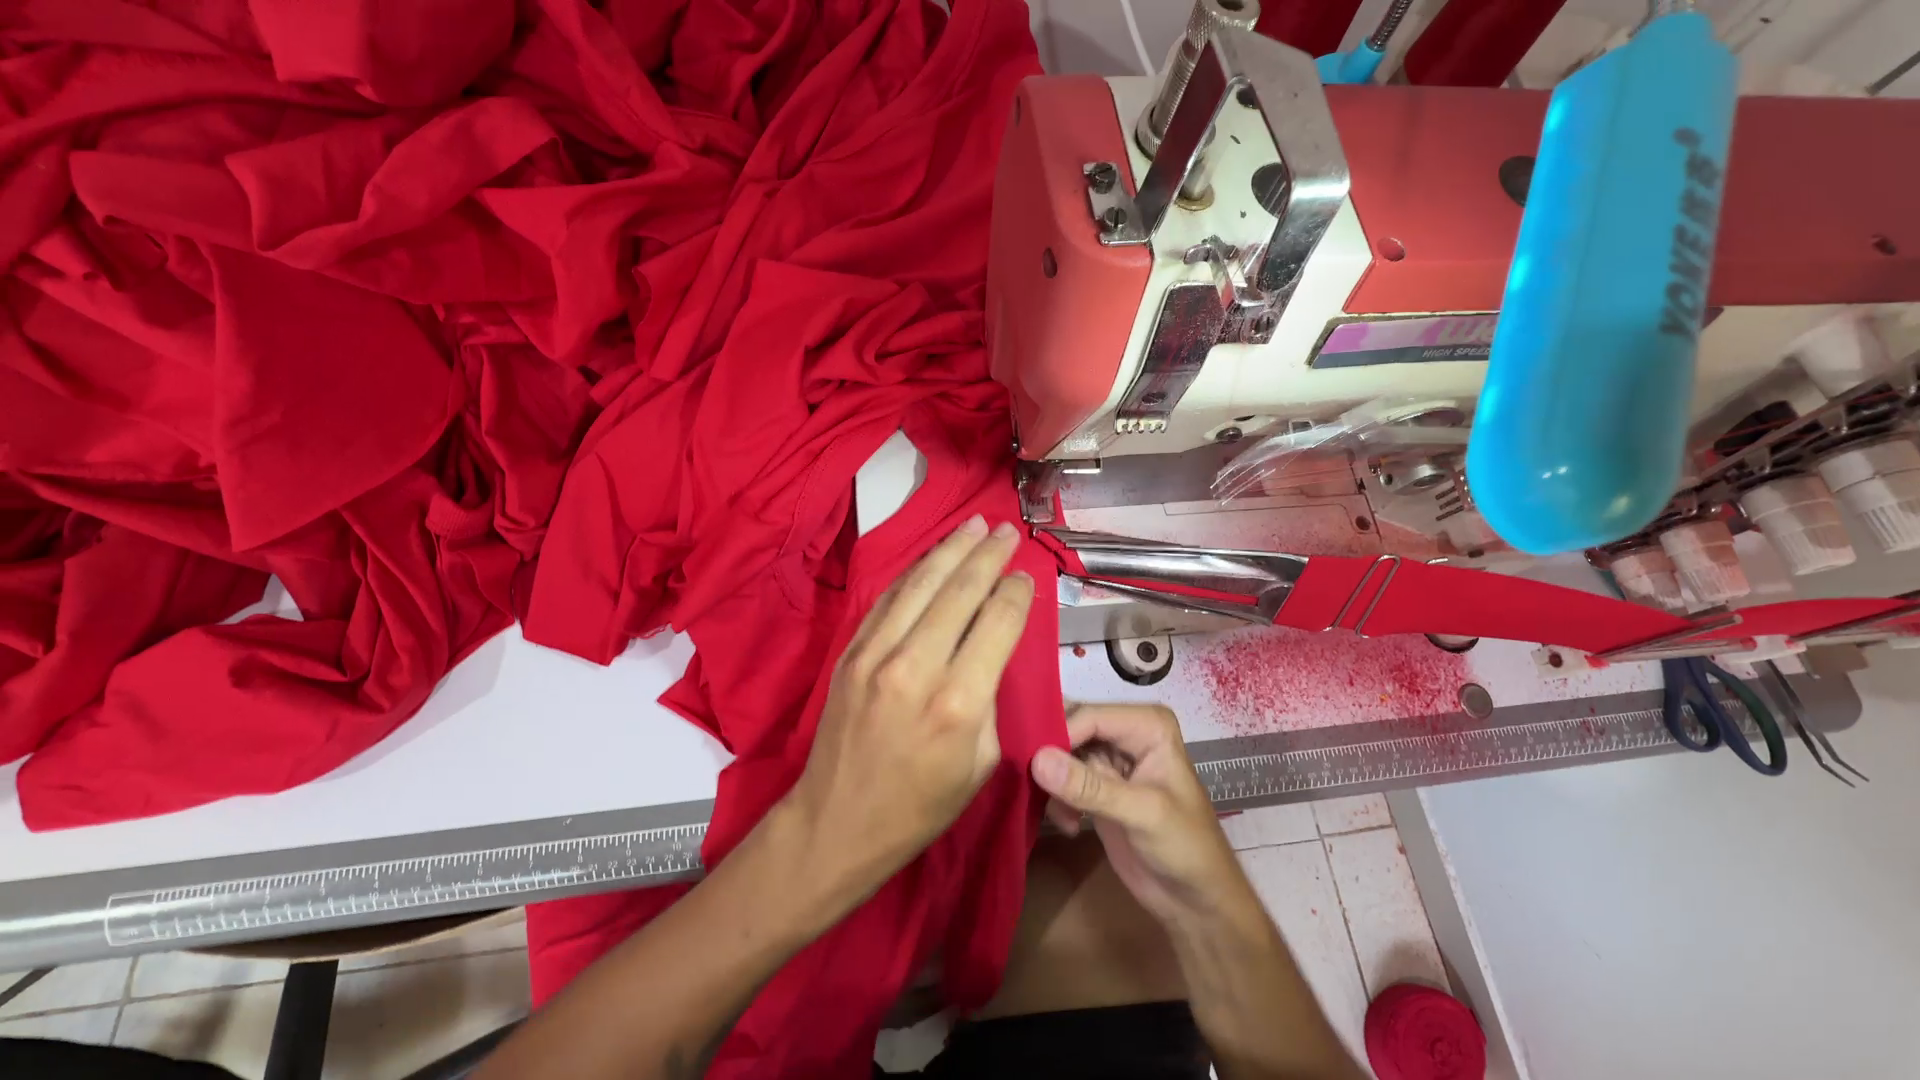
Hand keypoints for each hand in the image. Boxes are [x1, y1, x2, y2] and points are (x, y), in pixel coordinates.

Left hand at [788, 514, 1035, 890]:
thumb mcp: (981, 764)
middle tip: (1007, 530)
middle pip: (960, 592)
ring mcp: (875, 655)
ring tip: (974, 525)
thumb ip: (990, 701)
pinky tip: (931, 559)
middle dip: (988, 555)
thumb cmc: (920, 806)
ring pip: (919, 584)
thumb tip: (990, 652)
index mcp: (959, 702)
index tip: (1027, 574)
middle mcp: (916, 667)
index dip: (1017, 591)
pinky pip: (887, 600)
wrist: (838, 821)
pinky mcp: (850, 654)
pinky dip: (912, 574)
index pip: (997, 623)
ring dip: (950, 550)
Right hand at [1030, 705, 1245, 926]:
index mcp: (1148, 725)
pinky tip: (1069, 826)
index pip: (1089, 716)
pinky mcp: (1097, 788)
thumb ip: (1089, 787)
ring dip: (1052, 785)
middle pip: (1071, 728)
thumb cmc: (1185, 848)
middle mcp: (1127, 734)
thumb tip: (1037, 760)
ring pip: (1061, 754)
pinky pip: (1062, 780)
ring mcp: (1110, 761)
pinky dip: (1058, 800)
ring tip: (1060, 816)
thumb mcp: (1141, 814)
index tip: (1031, 767)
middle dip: (1050, 757)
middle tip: (1031, 784)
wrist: (1195, 899)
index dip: (1059, 736)